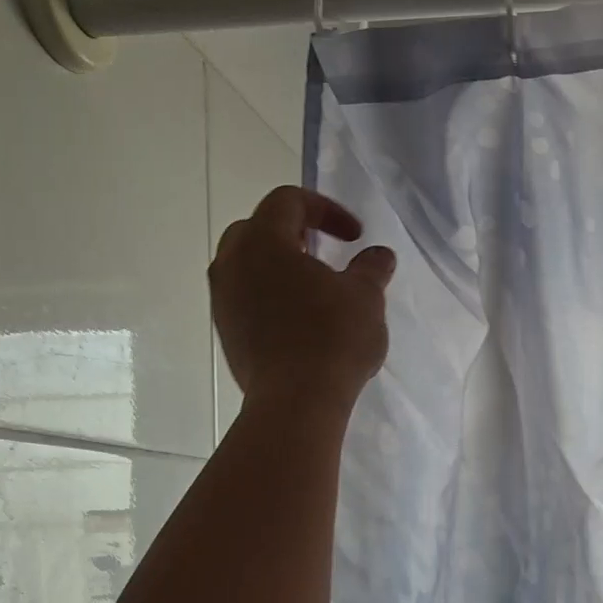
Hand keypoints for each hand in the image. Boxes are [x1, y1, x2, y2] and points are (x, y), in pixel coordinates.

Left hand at [209, 186, 396, 413]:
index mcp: (264, 241)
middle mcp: (232, 262)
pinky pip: (245, 298)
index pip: (289, 201)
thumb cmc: (333, 338)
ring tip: (312, 290)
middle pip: (258, 228)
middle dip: (293, 234)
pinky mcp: (226, 332)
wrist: (296, 401)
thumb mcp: (365, 297)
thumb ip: (371, 269)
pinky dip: (269, 297)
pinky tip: (299, 322)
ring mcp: (223, 299)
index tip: (354, 236)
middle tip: (324, 253)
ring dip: (278, 268)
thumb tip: (379, 255)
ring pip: (246, 265)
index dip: (325, 210)